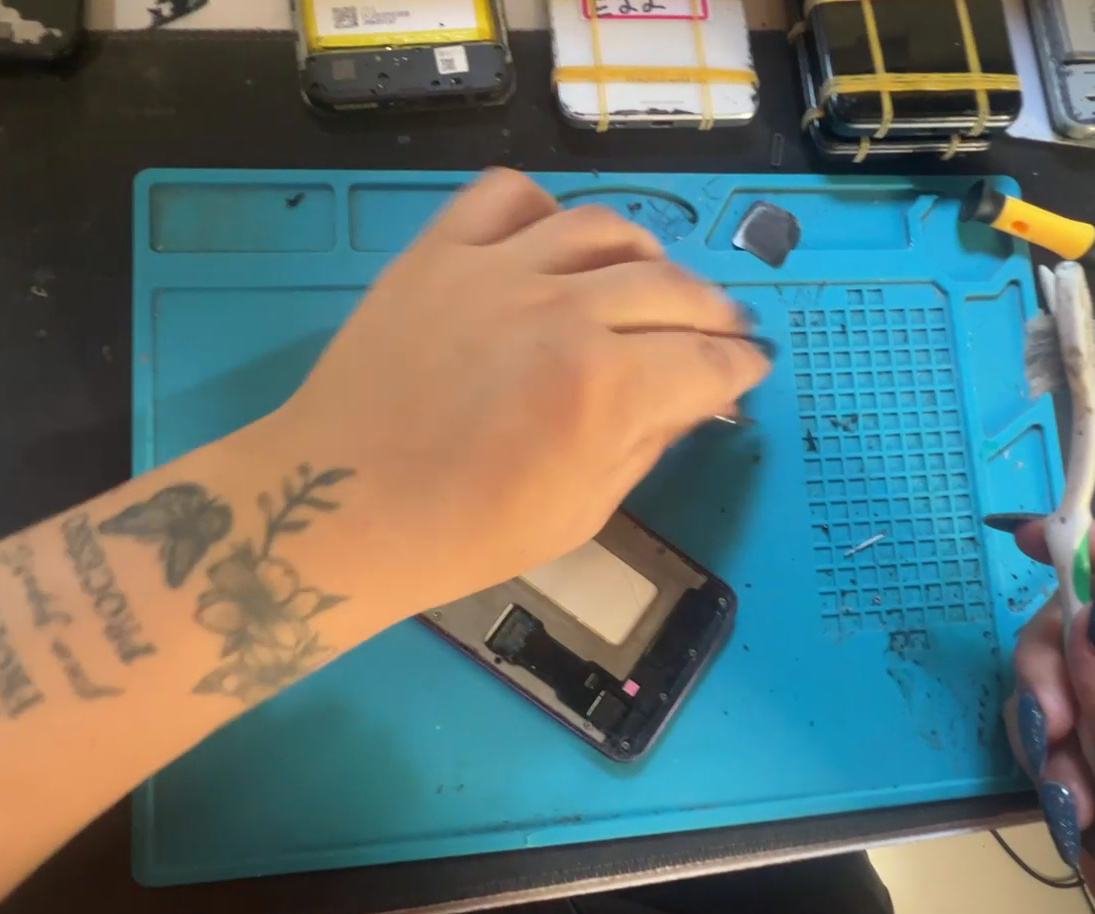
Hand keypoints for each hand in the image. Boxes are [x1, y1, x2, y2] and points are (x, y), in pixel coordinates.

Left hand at [267, 169, 768, 620]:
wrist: (343, 507)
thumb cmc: (464, 535)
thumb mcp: (580, 514)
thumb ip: (647, 445)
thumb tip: (692, 402)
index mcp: (606, 391)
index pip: (706, 362)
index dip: (741, 368)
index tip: (751, 371)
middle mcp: (564, 313)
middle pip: (672, 288)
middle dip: (715, 313)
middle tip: (722, 331)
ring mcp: (497, 272)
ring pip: (604, 229)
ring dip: (648, 256)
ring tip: (654, 282)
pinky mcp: (439, 253)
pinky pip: (508, 197)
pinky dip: (547, 212)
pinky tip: (556, 245)